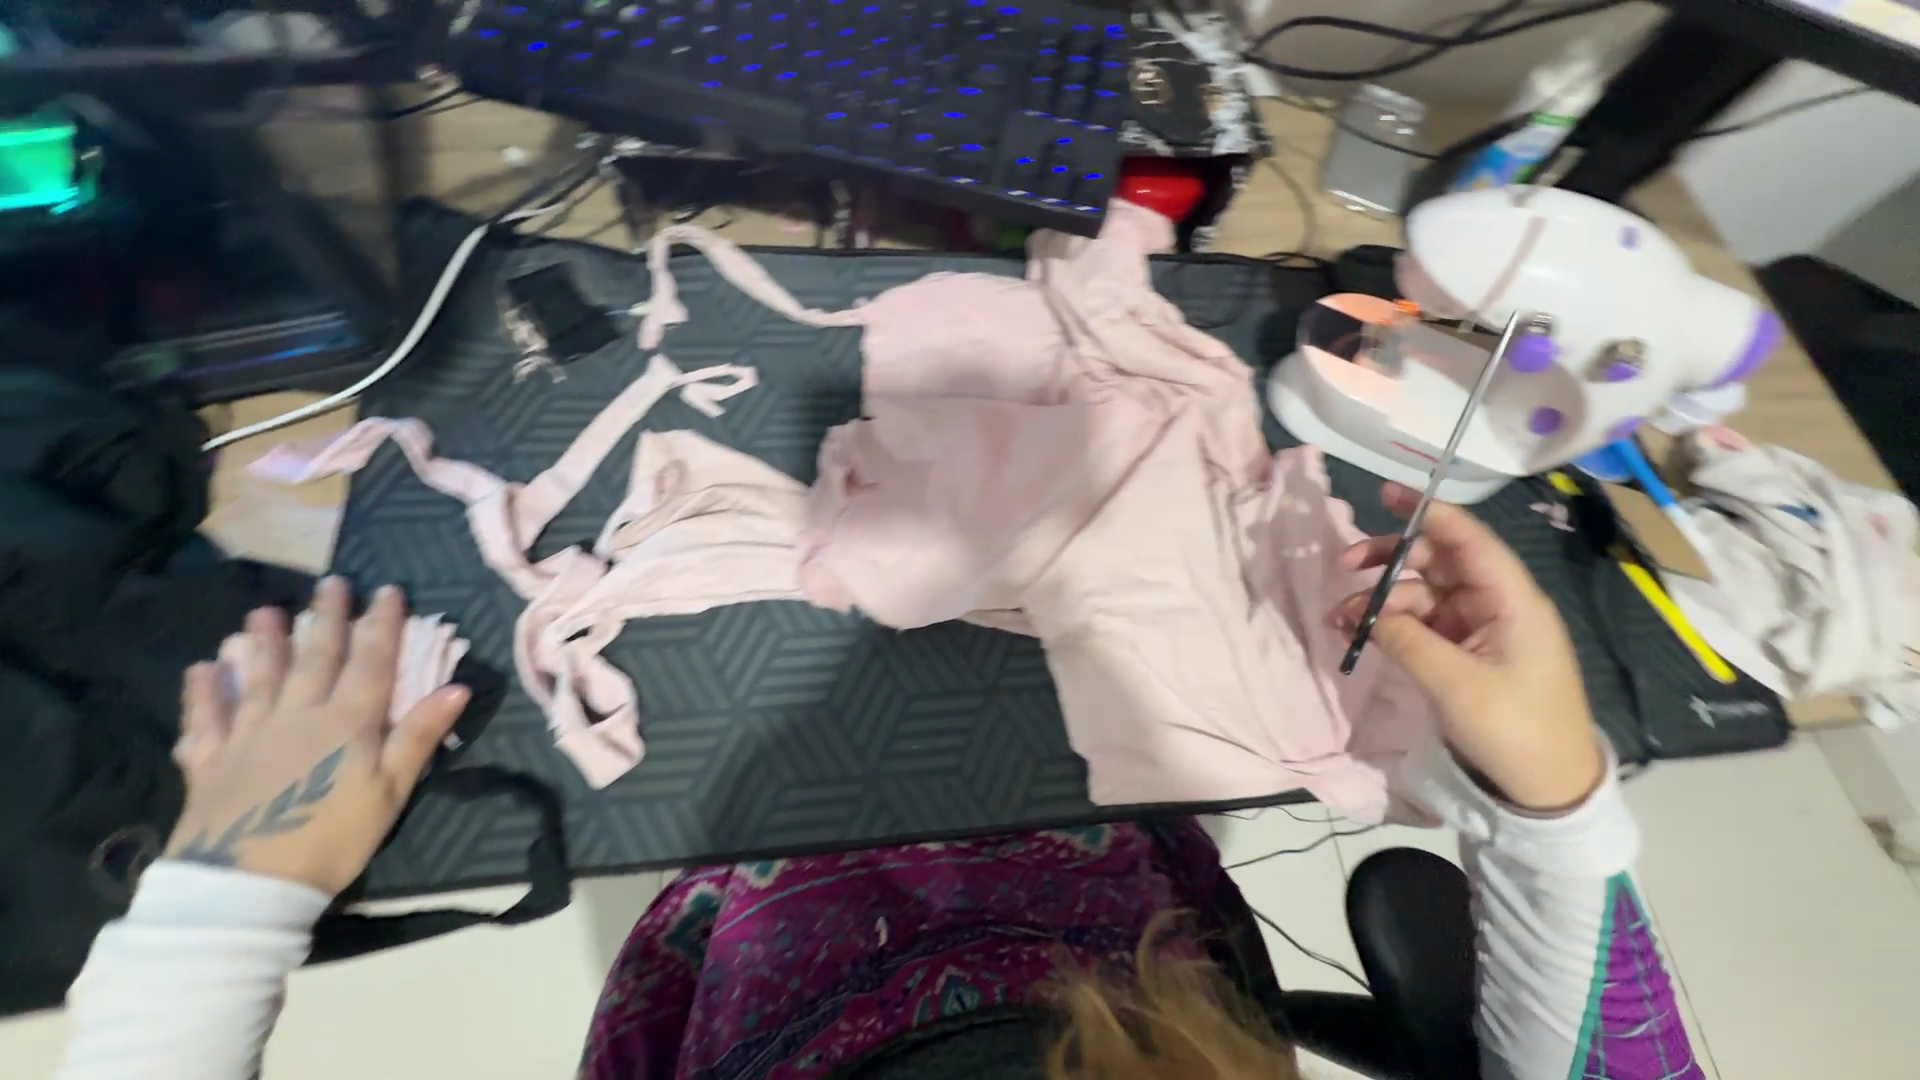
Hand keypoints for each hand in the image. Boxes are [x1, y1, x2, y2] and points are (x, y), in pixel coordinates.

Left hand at [165, 578, 469, 894]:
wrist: (244, 889)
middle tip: (332, 583)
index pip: (371, 661)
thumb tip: (457, 687)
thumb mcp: (391, 790)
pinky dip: (201, 694)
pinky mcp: (210, 763)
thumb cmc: (333, 837)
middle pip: (316, 658)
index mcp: (347, 722)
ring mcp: (249, 736)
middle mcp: (297, 716)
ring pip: (259, 679)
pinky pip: (204, 721)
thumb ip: (418, 735)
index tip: (388, 591)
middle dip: (328, 618)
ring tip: (263, 612)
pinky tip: (201, 671)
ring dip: (264, 643)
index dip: (382, 624)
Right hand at [1330, 483, 1603, 812]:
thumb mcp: (1454, 683)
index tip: (1386, 494)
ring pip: (1419, 594)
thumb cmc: (1513, 728)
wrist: (1544, 787)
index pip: (1469, 541)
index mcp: (1511, 602)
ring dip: (1378, 599)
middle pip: (1437, 562)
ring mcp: (1477, 630)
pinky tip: (1355, 631)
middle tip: (1342, 565)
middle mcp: (1495, 606)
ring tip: (1339, 617)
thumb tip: (1368, 613)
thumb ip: (1406, 639)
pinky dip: (1386, 623)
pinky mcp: (1461, 653)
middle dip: (1388, 560)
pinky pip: (1417, 624)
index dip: (1430, 513)